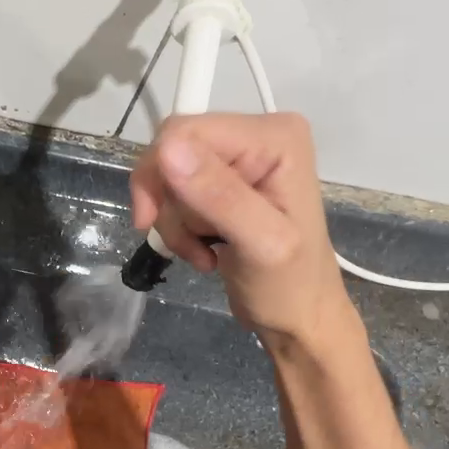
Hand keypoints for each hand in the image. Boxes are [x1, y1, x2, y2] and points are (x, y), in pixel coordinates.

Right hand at [131, 113, 355, 349]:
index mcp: (274, 136)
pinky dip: (179, 229)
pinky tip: (204, 250)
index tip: (151, 222)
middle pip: (171, 152)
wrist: (297, 316)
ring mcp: (239, 161)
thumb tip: (167, 150)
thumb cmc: (289, 286)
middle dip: (170, 205)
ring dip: (175, 224)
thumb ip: (218, 195)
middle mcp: (256, 137)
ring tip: (204, 252)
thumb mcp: (259, 243)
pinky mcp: (224, 185)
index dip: (159, 175)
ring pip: (168, 179)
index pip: (184, 132)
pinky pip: (175, 196)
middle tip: (192, 242)